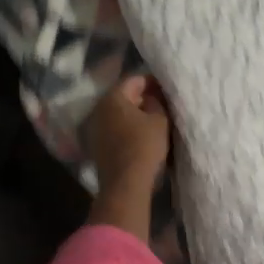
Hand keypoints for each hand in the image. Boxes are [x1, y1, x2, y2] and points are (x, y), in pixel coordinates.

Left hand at [85, 75, 169, 242]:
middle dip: (143, 98)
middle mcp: (98, 109)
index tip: (168, 89)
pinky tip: (141, 135)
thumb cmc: (144, 145)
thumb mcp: (160, 119)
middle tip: (164, 104)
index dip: (153, 82)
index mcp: (113, 97)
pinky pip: (115, 128)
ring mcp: (94, 128)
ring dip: (135, 114)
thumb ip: (157, 101)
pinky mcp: (96, 145)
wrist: (125, 183)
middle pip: (124, 96)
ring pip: (119, 113)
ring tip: (154, 120)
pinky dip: (127, 127)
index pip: (135, 80)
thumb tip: (152, 96)